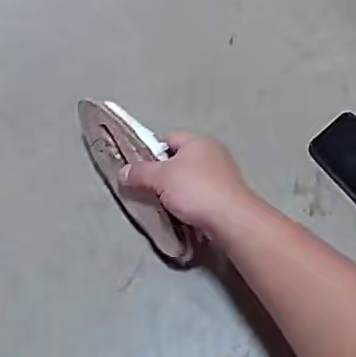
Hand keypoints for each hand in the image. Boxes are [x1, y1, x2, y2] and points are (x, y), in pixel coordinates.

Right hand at [121, 133, 262, 233]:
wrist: (231, 218)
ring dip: (179, 189)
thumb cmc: (195, 190)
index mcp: (198, 140)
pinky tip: (186, 213)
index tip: (140, 168)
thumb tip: (124, 171)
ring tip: (167, 204)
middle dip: (165, 172)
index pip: (169, 138)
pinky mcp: (229, 193)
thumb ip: (140, 172)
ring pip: (192, 177)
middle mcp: (213, 151)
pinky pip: (203, 192)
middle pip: (181, 158)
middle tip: (151, 188)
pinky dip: (193, 201)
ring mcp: (223, 172)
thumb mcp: (161, 178)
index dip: (152, 151)